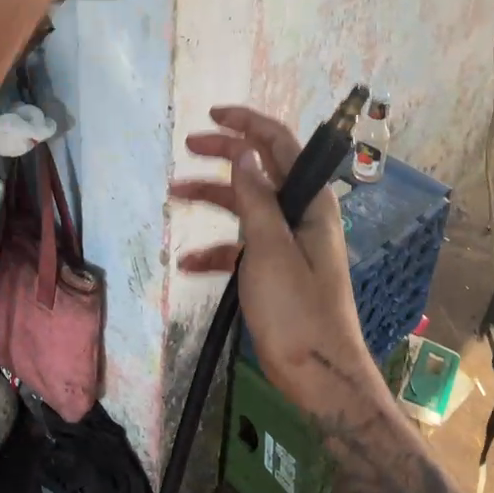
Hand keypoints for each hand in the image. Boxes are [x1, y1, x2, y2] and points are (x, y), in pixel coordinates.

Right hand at [171, 106, 389, 413]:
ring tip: (174, 194)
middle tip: (188, 147)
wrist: (319, 378)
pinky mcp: (273, 271)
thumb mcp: (270, 249)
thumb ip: (256, 197)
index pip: (280, 144)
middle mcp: (300, 214)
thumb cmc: (297, 309)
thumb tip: (243, 151)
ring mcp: (286, 243)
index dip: (248, 122)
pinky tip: (188, 262)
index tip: (213, 114)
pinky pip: (239, 247)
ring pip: (245, 206)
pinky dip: (214, 249)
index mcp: (310, 202)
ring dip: (211, 198)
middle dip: (224, 154)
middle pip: (260, 169)